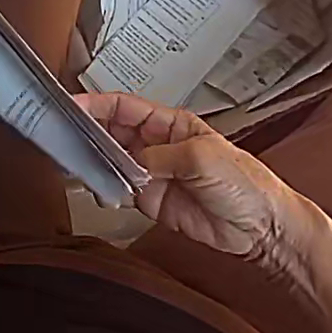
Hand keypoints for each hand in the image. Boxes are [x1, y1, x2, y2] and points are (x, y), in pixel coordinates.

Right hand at [74, 92, 325, 276]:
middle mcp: (155, 144)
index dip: (97, 103)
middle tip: (69, 134)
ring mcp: (149, 171)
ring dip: (95, 160)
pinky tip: (100, 187)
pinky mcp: (147, 199)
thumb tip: (132, 162)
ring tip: (80, 161)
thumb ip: (161, 156)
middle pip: (110, 130)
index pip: (124, 106)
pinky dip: (104, 188)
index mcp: (169, 124)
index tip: (75, 105)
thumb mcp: (203, 157)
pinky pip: (116, 189)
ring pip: (109, 159)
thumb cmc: (246, 184)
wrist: (261, 229)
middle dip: (89, 130)